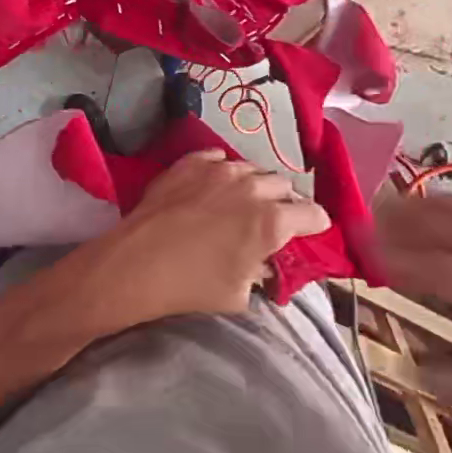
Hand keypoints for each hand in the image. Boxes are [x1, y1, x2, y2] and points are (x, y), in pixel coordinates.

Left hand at [58, 151, 329, 331]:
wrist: (135, 264)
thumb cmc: (191, 287)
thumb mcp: (238, 294)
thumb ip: (260, 274)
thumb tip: (264, 264)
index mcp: (272, 221)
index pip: (313, 214)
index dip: (315, 225)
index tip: (311, 231)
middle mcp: (252, 188)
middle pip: (284, 186)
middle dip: (285, 202)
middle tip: (273, 220)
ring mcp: (220, 170)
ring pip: (253, 169)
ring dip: (255, 185)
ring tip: (243, 201)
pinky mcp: (191, 163)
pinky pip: (219, 158)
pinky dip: (223, 171)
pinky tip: (215, 184)